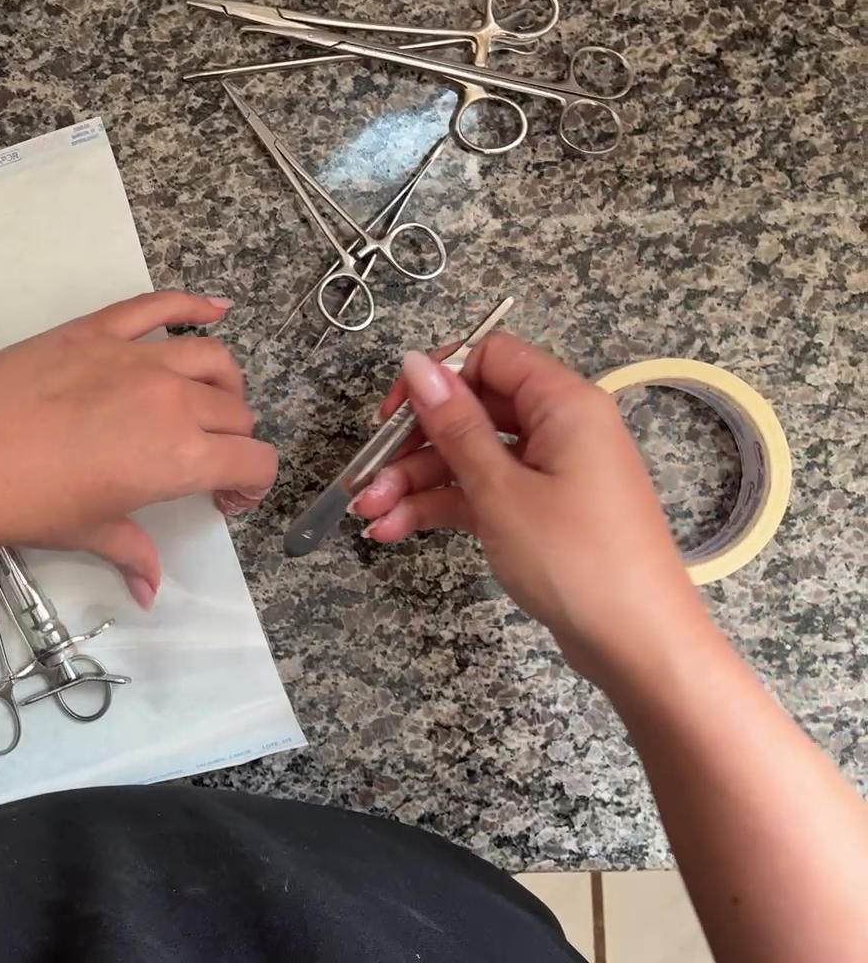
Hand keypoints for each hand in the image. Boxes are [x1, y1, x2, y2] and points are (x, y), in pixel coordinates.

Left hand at [0, 291, 276, 609]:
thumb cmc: (24, 505)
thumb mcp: (86, 532)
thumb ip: (132, 552)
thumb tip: (150, 589)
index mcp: (178, 457)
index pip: (253, 461)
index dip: (250, 484)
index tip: (224, 499)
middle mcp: (169, 400)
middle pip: (234, 410)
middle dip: (231, 440)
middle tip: (202, 460)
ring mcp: (131, 357)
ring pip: (210, 357)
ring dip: (222, 383)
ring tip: (204, 401)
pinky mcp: (92, 331)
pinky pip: (155, 306)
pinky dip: (193, 304)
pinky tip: (215, 307)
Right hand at [348, 332, 706, 674]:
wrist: (635, 646)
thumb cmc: (574, 558)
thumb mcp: (499, 487)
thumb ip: (453, 423)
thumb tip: (418, 363)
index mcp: (563, 406)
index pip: (489, 356)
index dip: (436, 377)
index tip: (393, 414)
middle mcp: (554, 429)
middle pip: (464, 412)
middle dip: (408, 445)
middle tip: (367, 473)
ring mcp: (542, 470)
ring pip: (459, 456)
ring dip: (408, 483)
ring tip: (369, 515)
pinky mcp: (530, 506)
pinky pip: (471, 490)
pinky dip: (431, 507)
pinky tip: (391, 529)